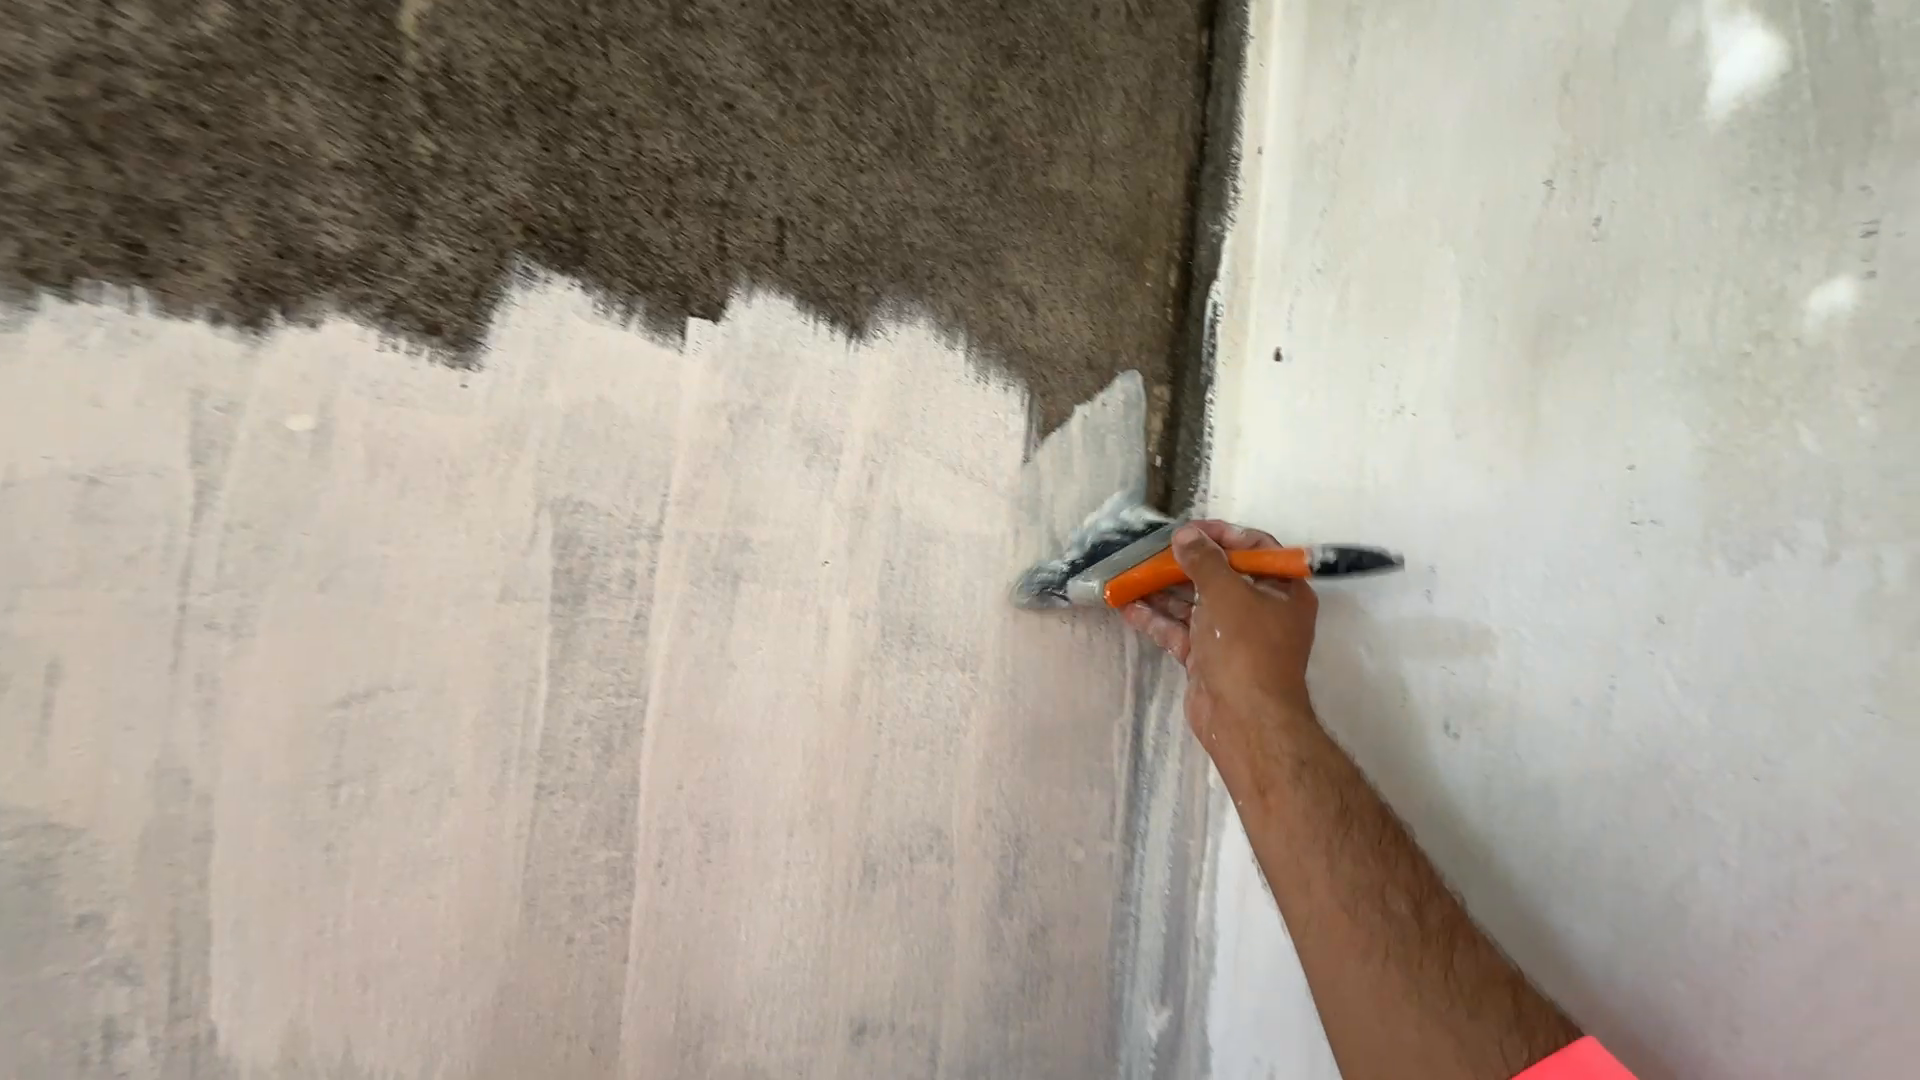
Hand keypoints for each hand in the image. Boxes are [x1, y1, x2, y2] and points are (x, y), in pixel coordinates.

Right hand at [1121, 520, 1319, 807]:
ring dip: (1162, 591)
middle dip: (1182, 565)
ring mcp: (1232, 636)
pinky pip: (1180, 630)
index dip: (1222, 535)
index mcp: (1282, 590)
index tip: (1189, 529)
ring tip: (1129, 575)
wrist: (1244, 718)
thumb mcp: (1226, 593)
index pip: (1254, 549)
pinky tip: (1127, 606)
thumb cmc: (1246, 646)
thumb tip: (1185, 536)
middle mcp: (1260, 610)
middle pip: (1218, 576)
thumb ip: (1203, 561)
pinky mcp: (1207, 658)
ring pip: (1194, 604)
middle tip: (1150, 552)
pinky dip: (1156, 619)